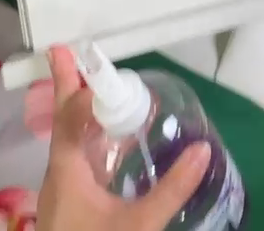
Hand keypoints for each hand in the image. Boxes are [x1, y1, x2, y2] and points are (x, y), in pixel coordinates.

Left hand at [36, 46, 211, 230]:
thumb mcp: (136, 228)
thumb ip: (170, 190)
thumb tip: (203, 147)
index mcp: (66, 174)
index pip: (70, 119)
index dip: (82, 88)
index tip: (91, 58)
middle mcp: (60, 175)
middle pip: (63, 121)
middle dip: (67, 85)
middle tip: (66, 50)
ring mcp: (64, 191)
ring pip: (69, 138)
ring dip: (80, 108)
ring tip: (94, 83)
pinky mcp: (73, 204)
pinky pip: (79, 156)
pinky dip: (91, 134)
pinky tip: (110, 137)